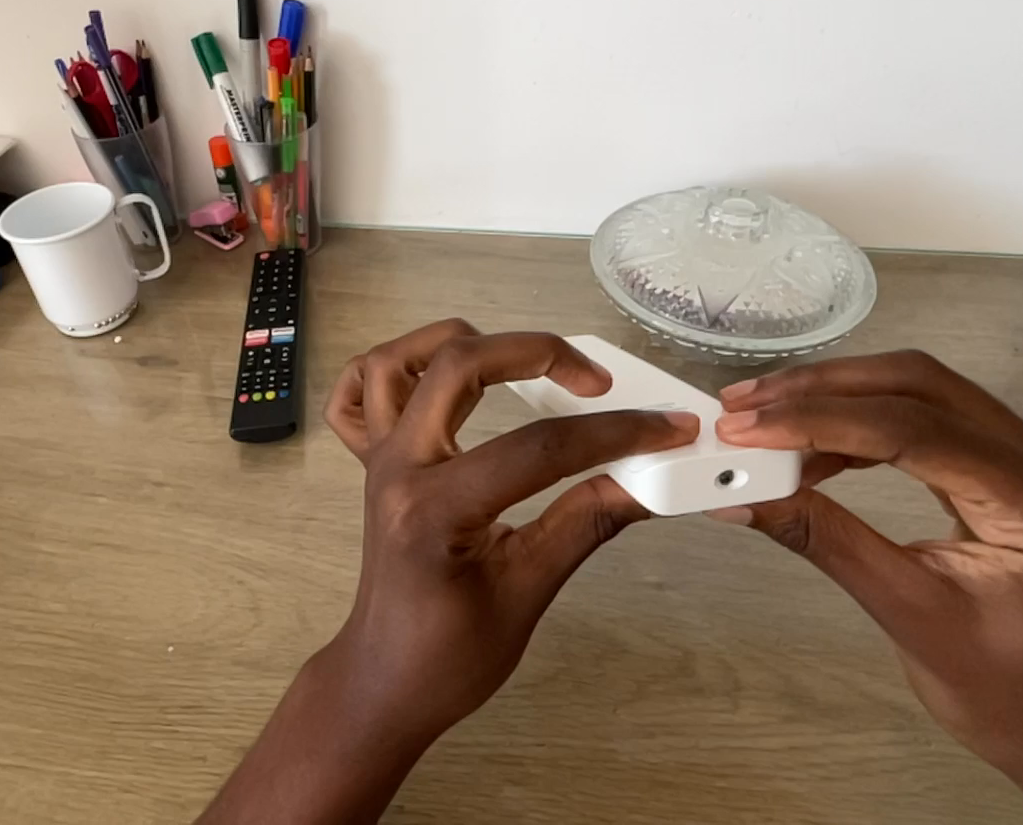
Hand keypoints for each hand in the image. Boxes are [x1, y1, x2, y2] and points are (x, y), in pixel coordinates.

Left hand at [198, 321, 698, 823]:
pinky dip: (391, 369)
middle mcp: (397, 467)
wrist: (385, 679)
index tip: (667, 426)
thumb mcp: (530, 592)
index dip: (614, 432)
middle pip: (458, 366)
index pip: (537, 448)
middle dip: (535, 352)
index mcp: (436, 508)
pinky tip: (432, 379)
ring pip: (395, 360)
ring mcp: (376, 459)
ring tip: (514, 361)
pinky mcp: (370, 462)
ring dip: (456, 343)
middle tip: (594, 380)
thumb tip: (646, 478)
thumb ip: (586, 524)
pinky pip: (355, 394)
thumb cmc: (451, 655)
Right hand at [711, 350, 1022, 824]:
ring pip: (913, 390)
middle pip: (915, 384)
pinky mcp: (995, 466)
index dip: (816, 421)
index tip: (740, 428)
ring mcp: (1022, 457)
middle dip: (819, 387)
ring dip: (829, 396)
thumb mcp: (905, 612)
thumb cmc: (1008, 690)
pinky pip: (915, 419)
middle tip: (742, 403)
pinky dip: (849, 424)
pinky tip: (804, 447)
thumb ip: (822, 538)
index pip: (911, 430)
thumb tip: (733, 498)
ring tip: (760, 415)